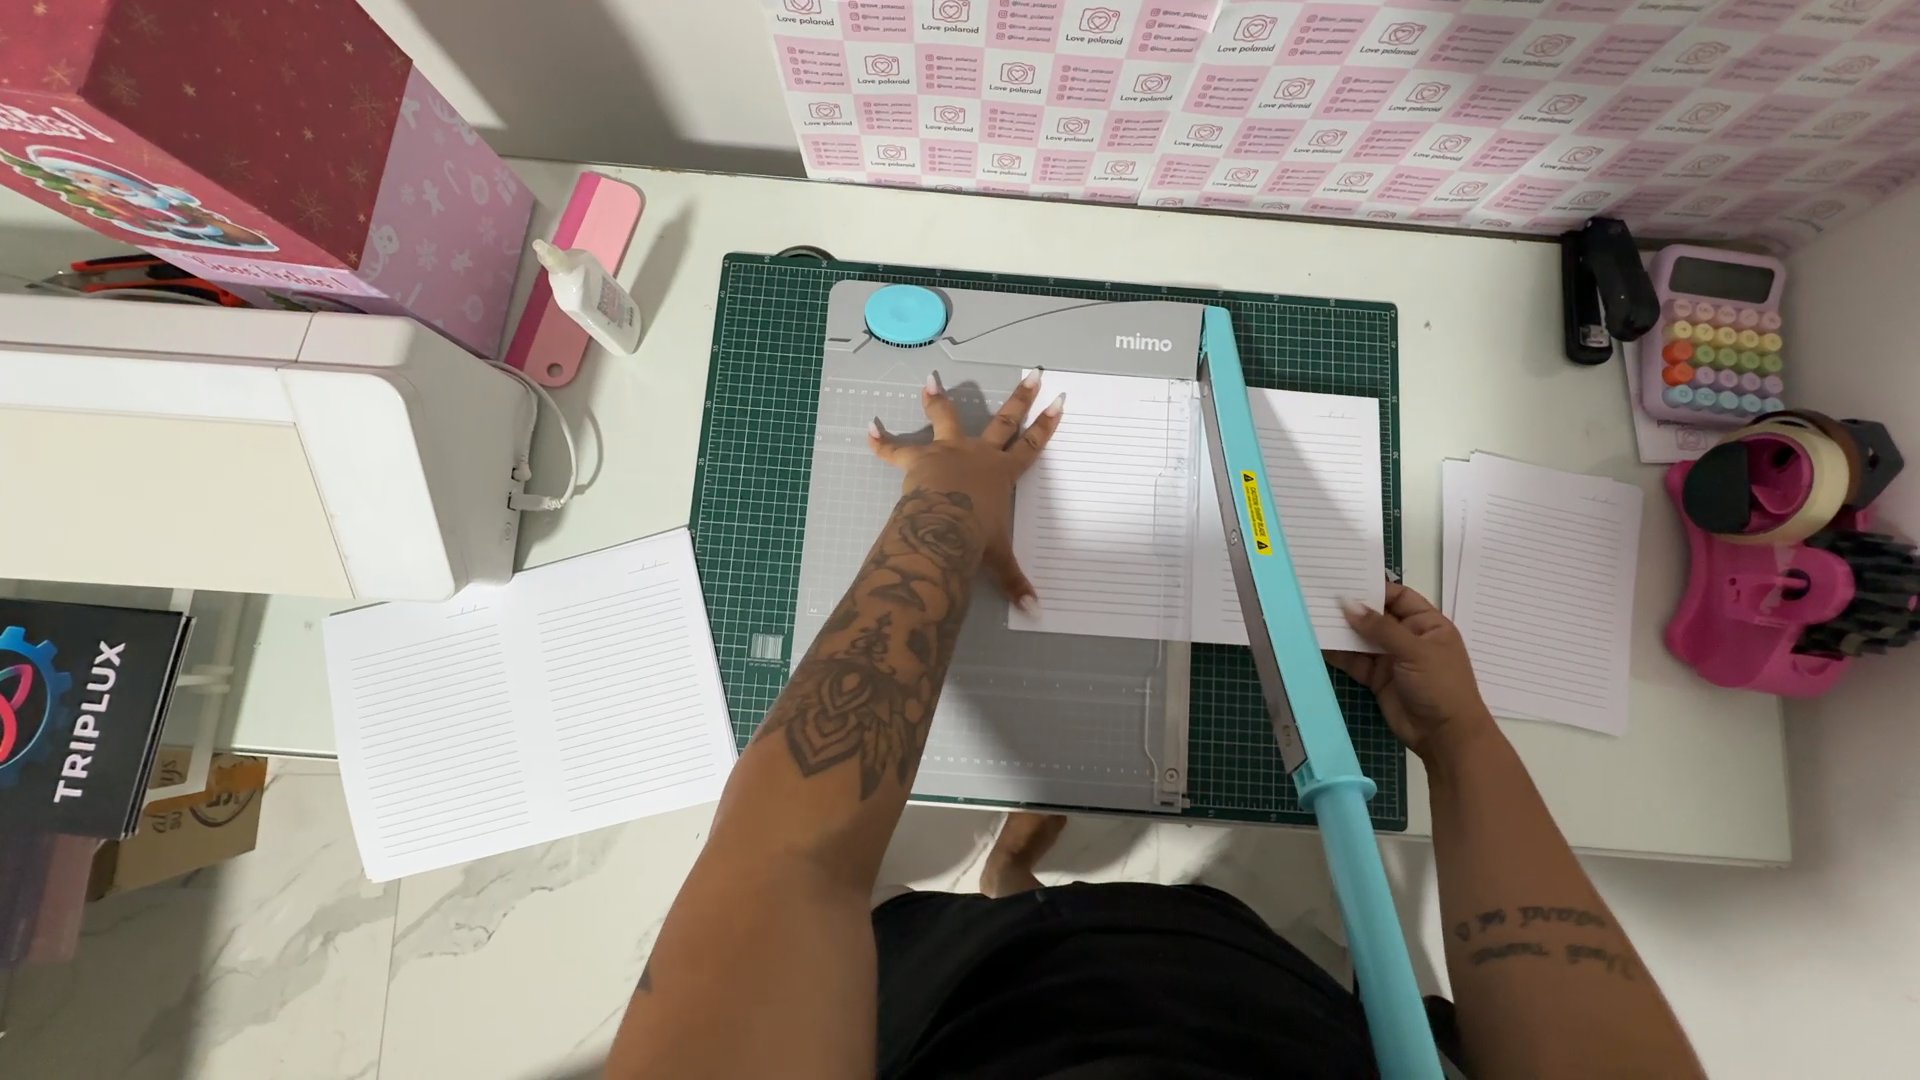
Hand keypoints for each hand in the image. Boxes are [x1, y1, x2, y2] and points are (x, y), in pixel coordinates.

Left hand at [870, 370, 1063, 606]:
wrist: (944, 525)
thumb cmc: (975, 538)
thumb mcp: (998, 560)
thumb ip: (1015, 584)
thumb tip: (1036, 612)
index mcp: (1002, 474)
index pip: (1032, 446)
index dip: (1047, 426)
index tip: (1059, 401)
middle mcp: (979, 455)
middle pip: (1004, 422)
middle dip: (1020, 398)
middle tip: (1032, 375)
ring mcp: (948, 452)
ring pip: (947, 420)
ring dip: (939, 401)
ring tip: (931, 381)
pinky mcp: (918, 459)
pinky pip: (896, 450)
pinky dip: (882, 442)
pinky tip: (869, 430)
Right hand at [1327, 583, 1496, 762]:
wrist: (1445, 736)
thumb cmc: (1441, 686)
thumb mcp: (1414, 651)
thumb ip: (1380, 628)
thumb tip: (1347, 604)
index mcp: (1427, 625)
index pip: (1399, 597)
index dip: (1374, 589)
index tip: (1344, 582)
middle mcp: (1408, 637)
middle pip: (1376, 616)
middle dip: (1351, 608)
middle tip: (1320, 596)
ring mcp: (1391, 658)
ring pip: (1361, 637)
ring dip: (1340, 630)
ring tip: (1312, 616)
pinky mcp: (1376, 677)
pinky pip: (1353, 660)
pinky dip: (1337, 653)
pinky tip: (1317, 642)